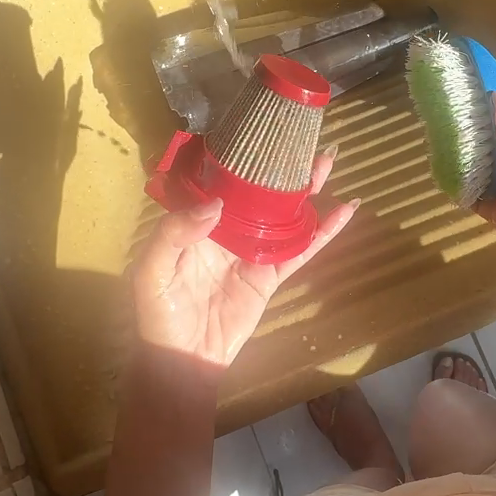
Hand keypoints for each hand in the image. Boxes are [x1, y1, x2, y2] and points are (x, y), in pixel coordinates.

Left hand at [130, 150, 357, 369]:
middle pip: (259, 193)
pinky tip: (344, 212)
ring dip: (306, 190)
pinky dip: (323, 232)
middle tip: (305, 141)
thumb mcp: (152, 271)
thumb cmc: (160, 314)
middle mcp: (226, 231)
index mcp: (195, 223)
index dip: (240, 159)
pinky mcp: (271, 276)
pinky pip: (300, 250)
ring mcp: (252, 253)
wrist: (183, 361)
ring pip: (284, 215)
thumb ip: (174, 233)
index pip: (220, 182)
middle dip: (280, 168)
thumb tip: (217, 204)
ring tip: (328, 162)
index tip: (260, 134)